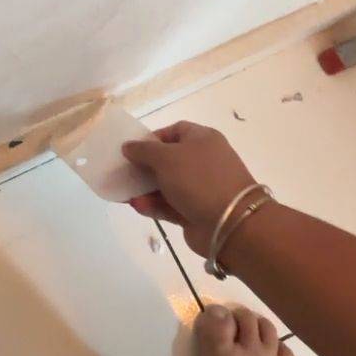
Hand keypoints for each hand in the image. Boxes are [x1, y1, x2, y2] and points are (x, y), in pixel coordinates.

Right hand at [121, 121, 259, 256]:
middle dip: (145, 166)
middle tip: (125, 172)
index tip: (133, 149)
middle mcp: (203, 161)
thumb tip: (128, 146)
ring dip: (146, 189)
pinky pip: (170, 205)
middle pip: (168, 159)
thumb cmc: (198, 179)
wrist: (231, 223)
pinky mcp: (196, 211)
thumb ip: (143, 150)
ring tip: (126, 193)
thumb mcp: (166, 158)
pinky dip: (154, 205)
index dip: (152, 138)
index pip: (174, 131)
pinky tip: (137, 206)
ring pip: (167, 185)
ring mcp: (201, 188)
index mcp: (202, 139)